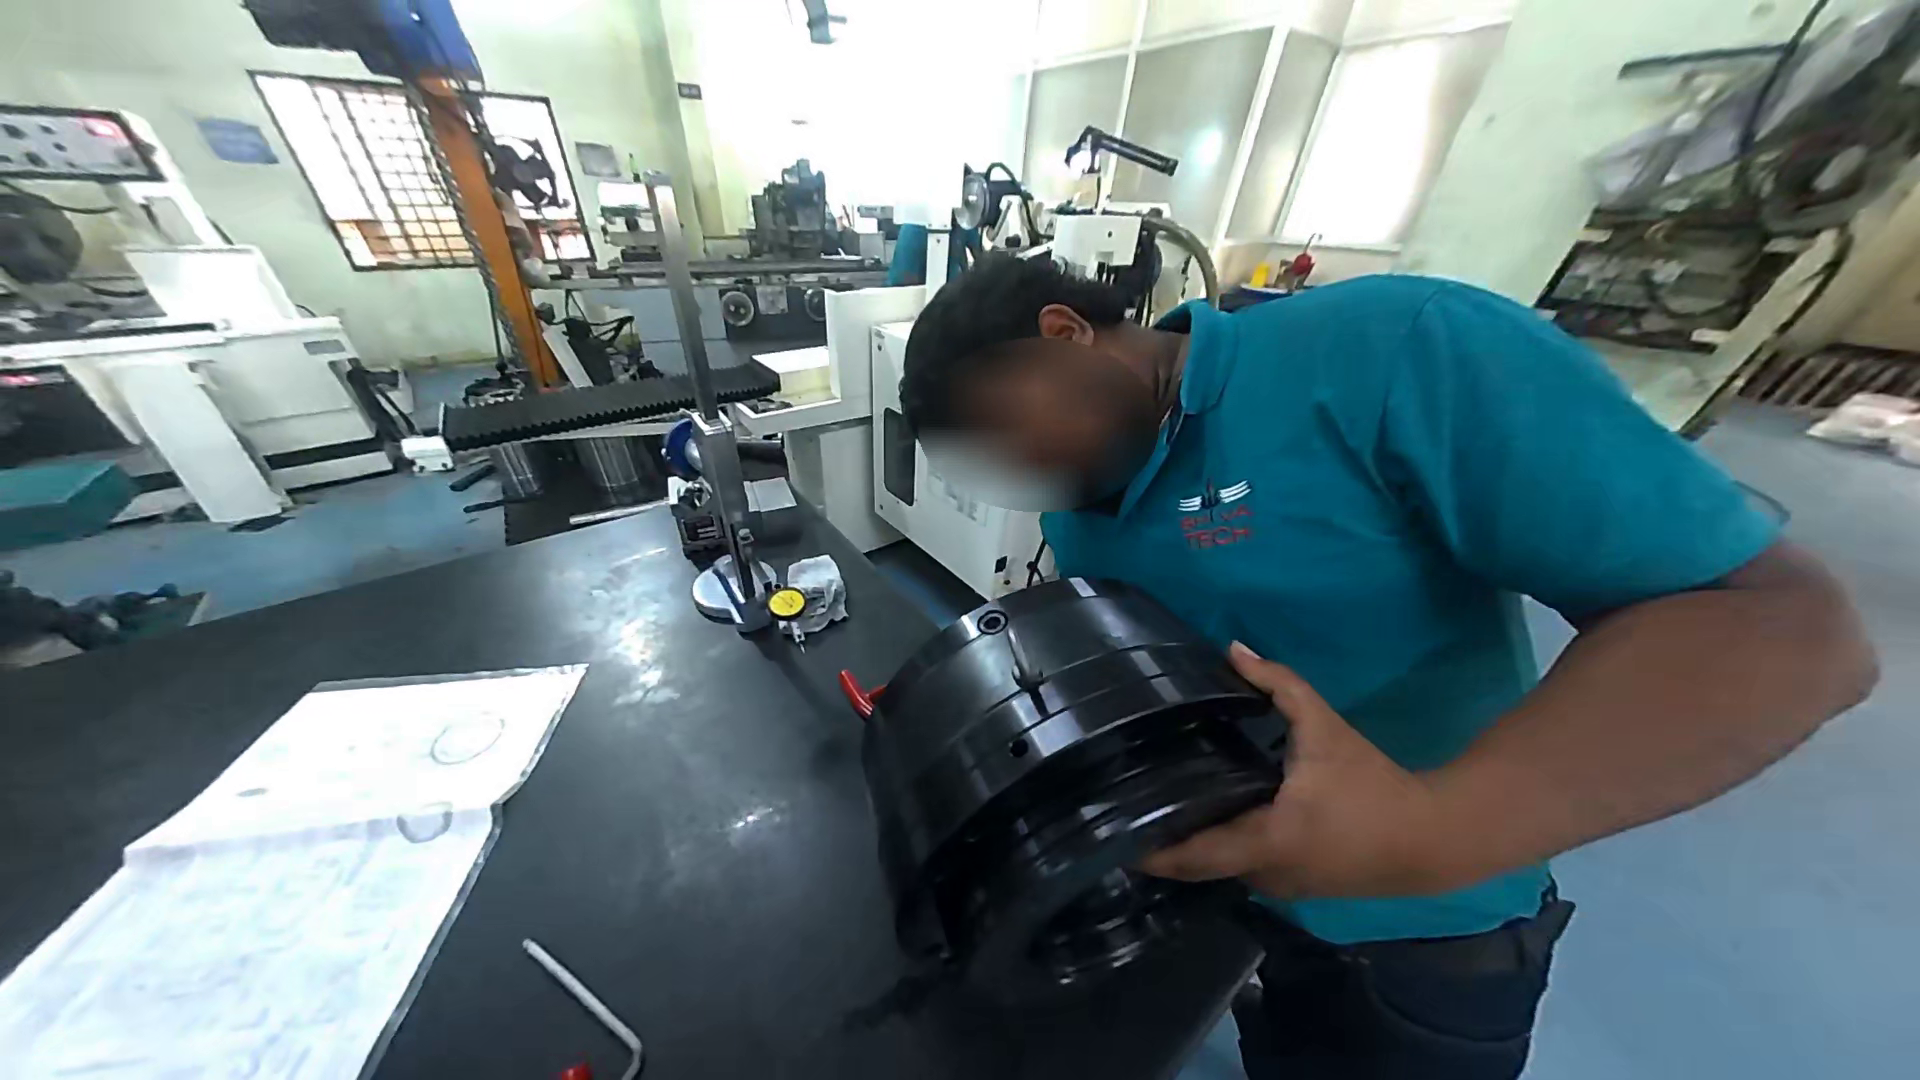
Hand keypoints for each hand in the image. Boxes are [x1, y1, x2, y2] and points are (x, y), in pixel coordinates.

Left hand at [1140, 643, 1469, 898]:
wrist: (1438, 837)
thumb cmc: (1374, 783)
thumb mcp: (1323, 726)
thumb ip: (1276, 683)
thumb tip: (1232, 647)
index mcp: (1267, 840)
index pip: (1195, 854)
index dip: (1154, 850)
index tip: (1114, 833)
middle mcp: (1266, 873)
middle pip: (1198, 864)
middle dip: (1159, 844)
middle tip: (1119, 810)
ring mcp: (1281, 886)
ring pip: (1218, 868)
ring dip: (1185, 845)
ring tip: (1145, 807)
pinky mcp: (1294, 886)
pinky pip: (1239, 868)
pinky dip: (1214, 848)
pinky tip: (1195, 817)